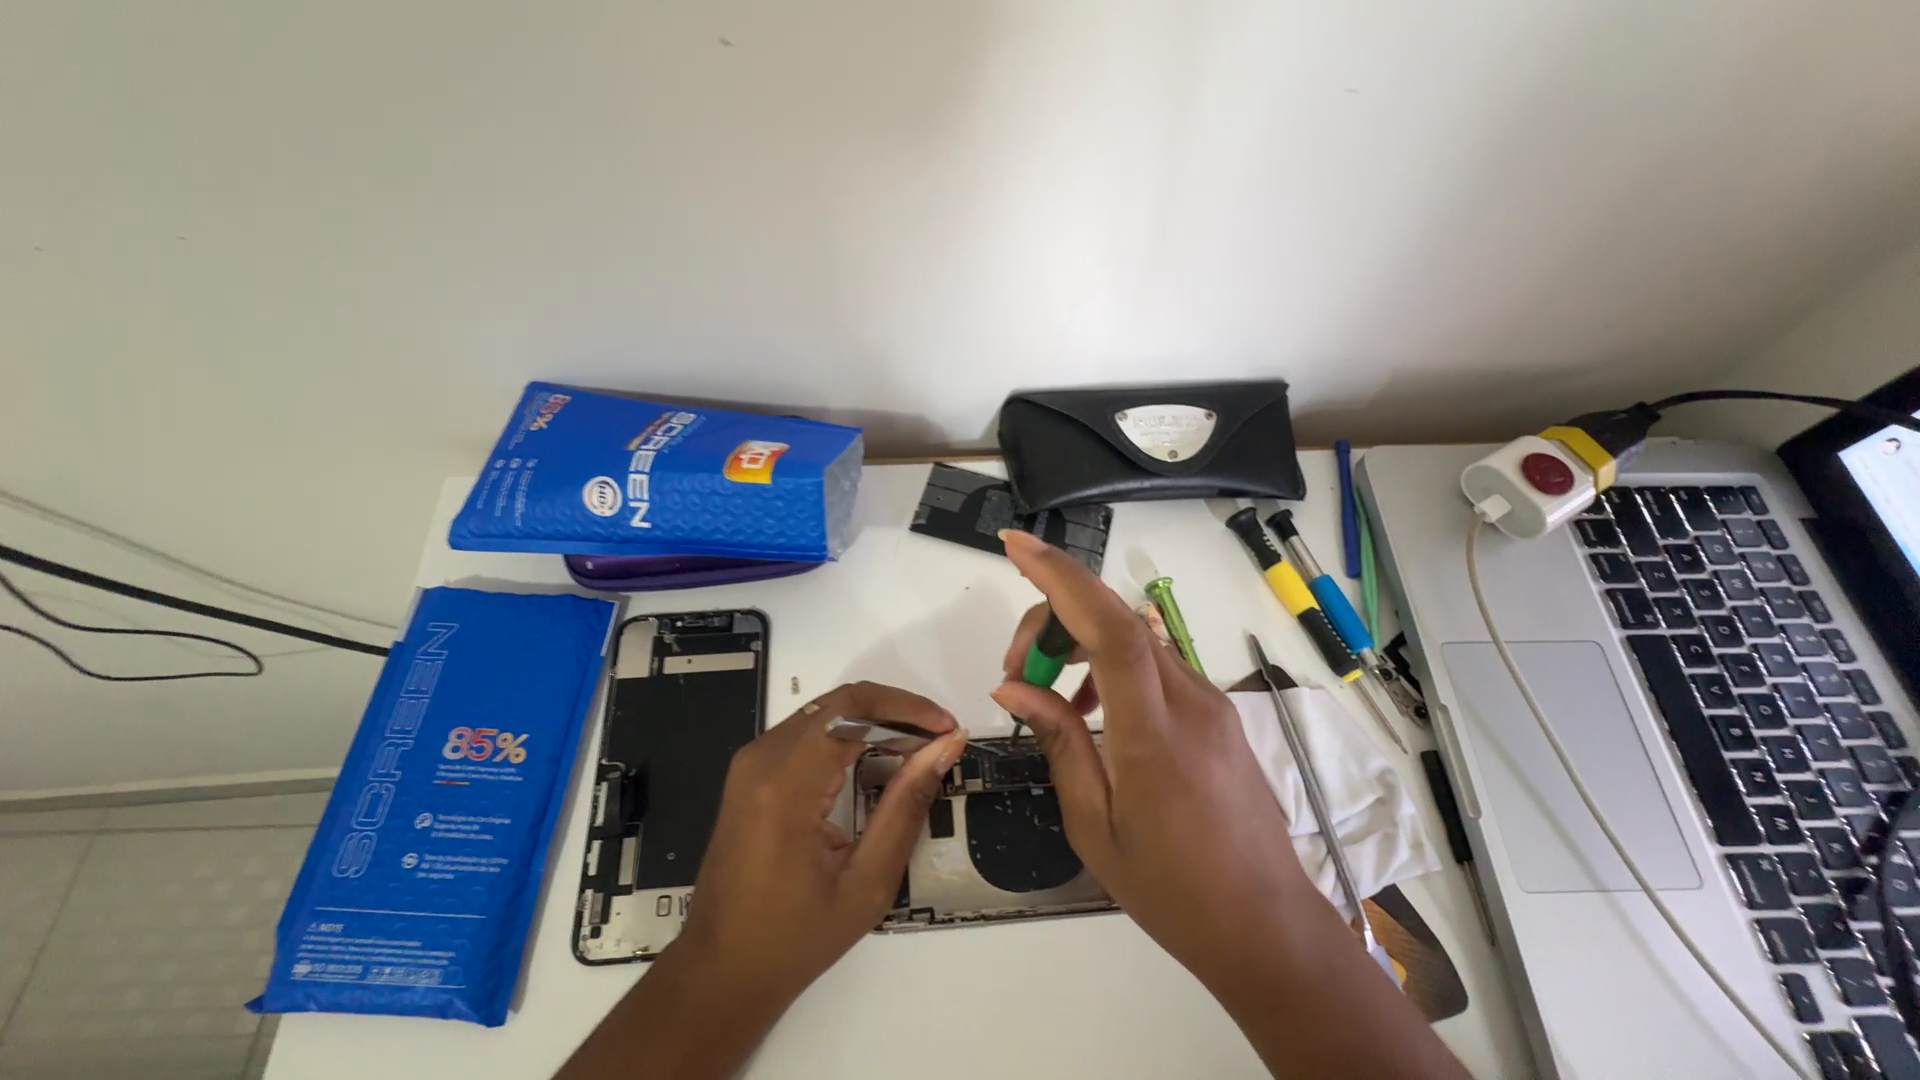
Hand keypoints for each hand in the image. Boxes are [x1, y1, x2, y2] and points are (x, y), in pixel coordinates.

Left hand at [559, 683, 968, 1079]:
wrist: (721, 970)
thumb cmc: (796, 937)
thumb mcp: (867, 881)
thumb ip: (907, 805)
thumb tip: (946, 747)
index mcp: (785, 785)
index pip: (851, 709)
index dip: (906, 708)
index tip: (946, 729)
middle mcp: (761, 760)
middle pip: (837, 704)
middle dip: (895, 713)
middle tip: (938, 742)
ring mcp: (750, 765)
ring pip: (823, 714)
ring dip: (873, 723)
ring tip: (917, 753)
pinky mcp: (750, 775)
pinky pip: (806, 735)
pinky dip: (848, 738)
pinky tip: (878, 764)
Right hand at [990, 531, 1315, 982]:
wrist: (1266, 926)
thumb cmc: (1171, 890)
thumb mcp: (1094, 824)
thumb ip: (1058, 741)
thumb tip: (1013, 685)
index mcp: (1154, 732)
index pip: (1109, 627)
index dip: (1060, 577)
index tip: (1016, 545)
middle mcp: (1190, 700)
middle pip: (1117, 620)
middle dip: (1053, 618)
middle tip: (1014, 669)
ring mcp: (1212, 703)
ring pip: (1136, 639)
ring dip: (1081, 643)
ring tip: (1046, 695)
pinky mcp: (1219, 713)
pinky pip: (1155, 666)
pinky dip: (1111, 668)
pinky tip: (1090, 713)